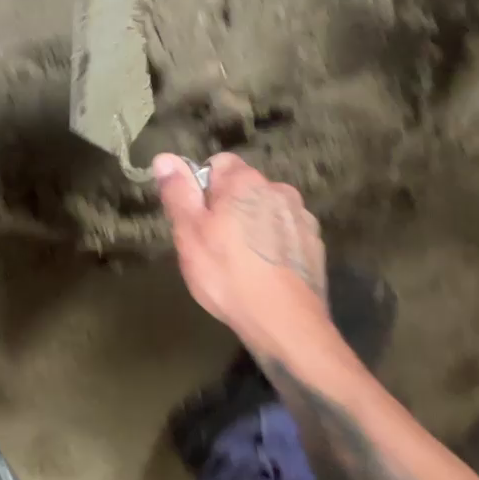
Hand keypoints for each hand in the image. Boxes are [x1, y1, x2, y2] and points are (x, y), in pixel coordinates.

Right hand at [154, 152, 331, 355]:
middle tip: (212, 245)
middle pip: (242, 189)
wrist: (284, 322)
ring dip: (251, 226)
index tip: (196, 219)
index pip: (218, 163)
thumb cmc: (227, 275)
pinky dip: (272, 245)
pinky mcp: (313, 244)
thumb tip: (164, 157)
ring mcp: (301, 217)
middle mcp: (279, 190)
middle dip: (227, 208)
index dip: (201, 188)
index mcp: (245, 182)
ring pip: (264, 211)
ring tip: (239, 263)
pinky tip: (263, 272)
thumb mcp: (189, 234)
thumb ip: (178, 192)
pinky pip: (284, 233)